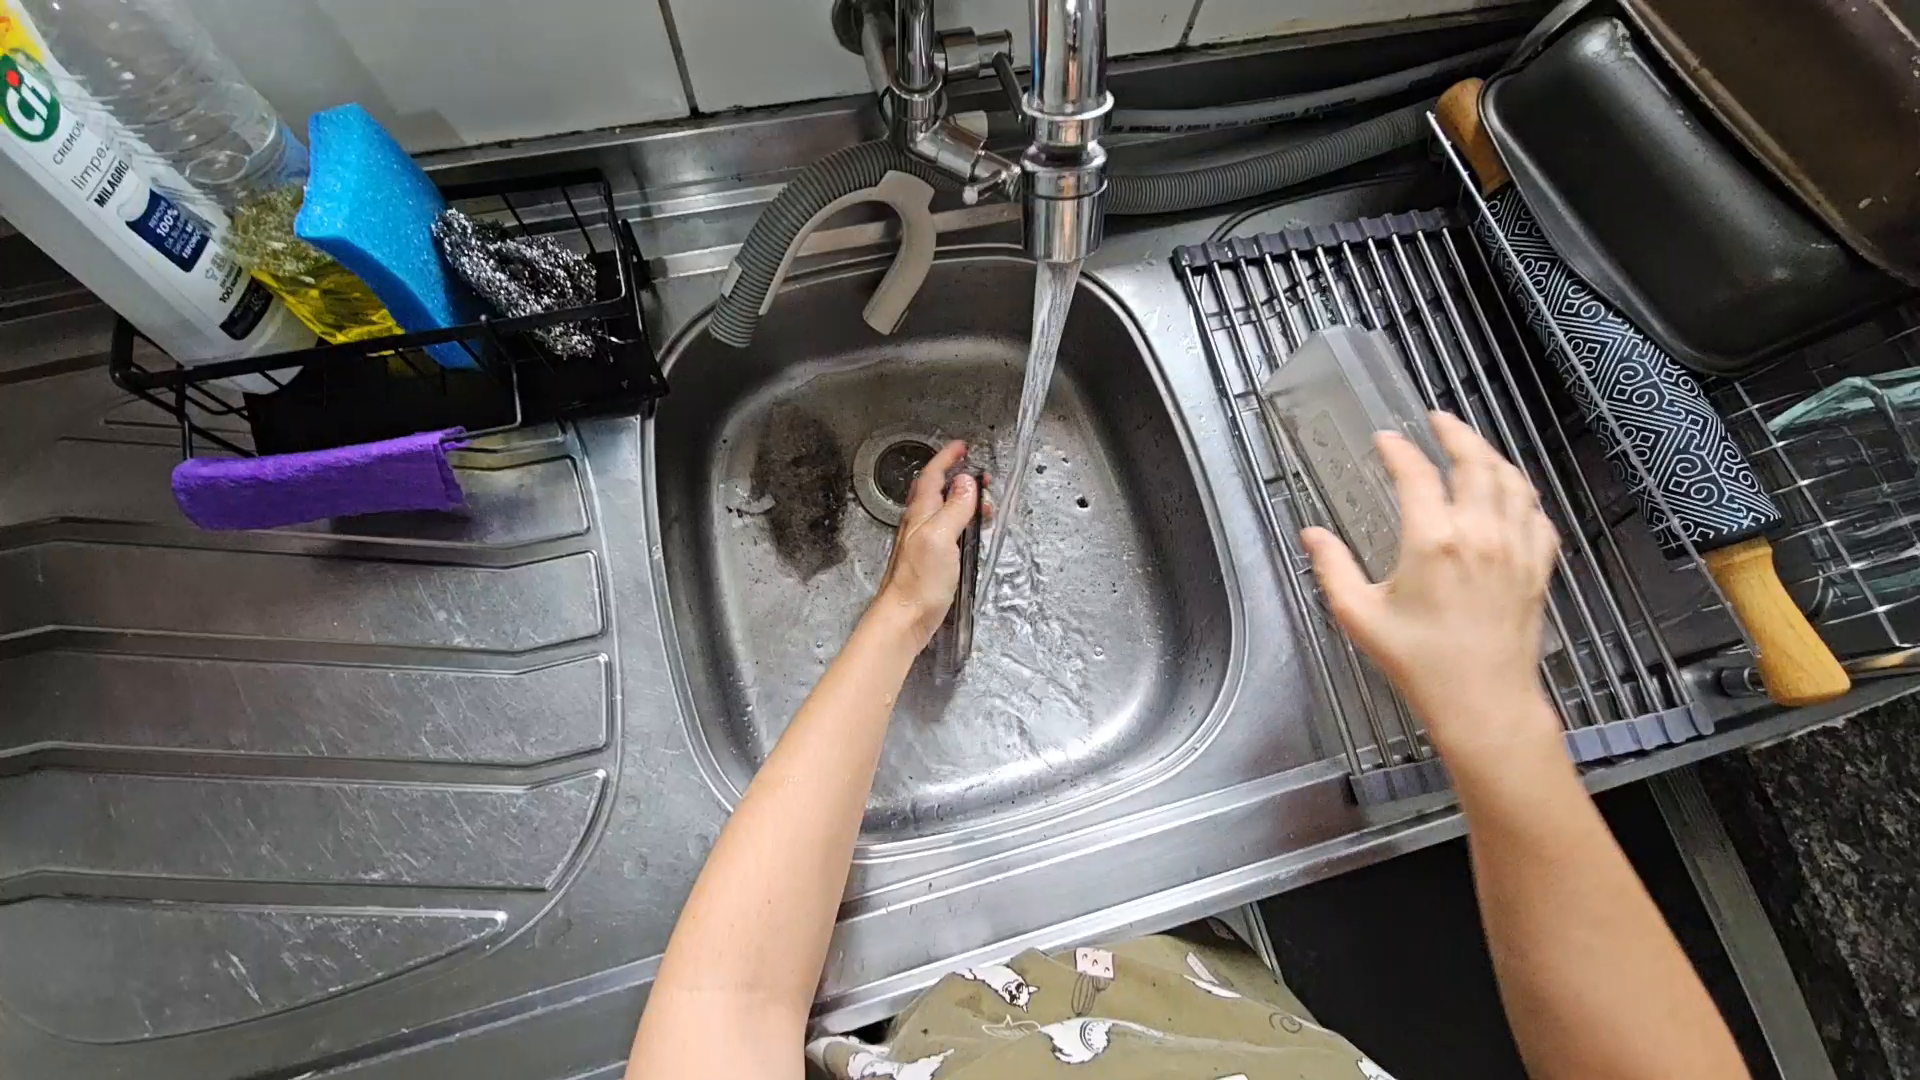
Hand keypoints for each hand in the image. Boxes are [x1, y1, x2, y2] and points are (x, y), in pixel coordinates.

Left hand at [871, 440, 980, 648]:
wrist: (904, 618)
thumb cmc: (919, 581)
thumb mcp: (942, 537)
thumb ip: (955, 508)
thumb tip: (967, 482)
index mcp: (920, 514)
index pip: (932, 476)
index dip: (946, 458)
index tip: (962, 447)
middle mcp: (918, 524)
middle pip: (937, 490)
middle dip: (959, 477)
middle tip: (983, 477)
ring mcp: (923, 542)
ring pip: (943, 510)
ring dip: (963, 500)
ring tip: (985, 504)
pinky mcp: (929, 560)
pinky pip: (947, 529)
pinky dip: (962, 522)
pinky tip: (972, 532)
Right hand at [1301, 412, 1560, 763]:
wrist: (1483, 700)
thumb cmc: (1415, 659)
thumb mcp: (1358, 614)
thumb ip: (1332, 567)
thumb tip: (1311, 533)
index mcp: (1432, 541)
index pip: (1417, 476)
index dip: (1399, 451)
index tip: (1385, 439)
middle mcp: (1480, 533)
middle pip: (1475, 464)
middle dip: (1455, 434)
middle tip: (1437, 419)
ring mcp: (1516, 548)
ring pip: (1512, 481)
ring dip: (1491, 455)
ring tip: (1471, 445)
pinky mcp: (1537, 566)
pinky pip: (1537, 513)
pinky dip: (1521, 491)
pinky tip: (1509, 492)